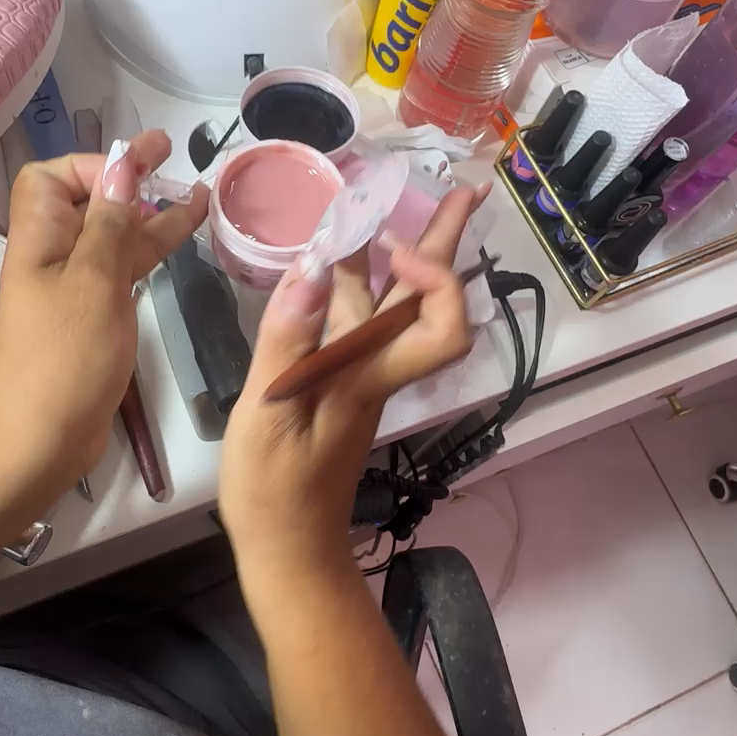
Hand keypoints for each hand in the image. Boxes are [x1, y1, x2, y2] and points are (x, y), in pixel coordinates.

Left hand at [0, 130, 207, 504]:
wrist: (38, 439)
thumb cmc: (63, 357)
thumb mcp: (93, 281)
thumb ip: (111, 222)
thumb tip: (122, 164)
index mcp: (41, 237)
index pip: (56, 176)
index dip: (96, 165)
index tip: (142, 165)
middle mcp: (56, 255)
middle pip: (90, 201)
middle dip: (130, 179)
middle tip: (174, 160)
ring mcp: (77, 288)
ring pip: (116, 237)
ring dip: (152, 216)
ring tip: (200, 199)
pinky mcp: (96, 318)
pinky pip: (124, 271)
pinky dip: (151, 253)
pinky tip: (182, 241)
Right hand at [218, 182, 488, 566]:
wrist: (287, 543)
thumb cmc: (274, 489)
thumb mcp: (268, 413)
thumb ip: (289, 341)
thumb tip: (314, 267)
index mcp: (368, 377)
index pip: (440, 328)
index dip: (436, 281)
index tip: (397, 248)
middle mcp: (374, 369)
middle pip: (424, 303)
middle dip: (444, 244)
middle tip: (467, 192)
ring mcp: (357, 375)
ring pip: (387, 306)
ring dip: (397, 256)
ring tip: (398, 205)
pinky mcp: (337, 382)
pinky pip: (356, 322)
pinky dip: (354, 283)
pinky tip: (339, 260)